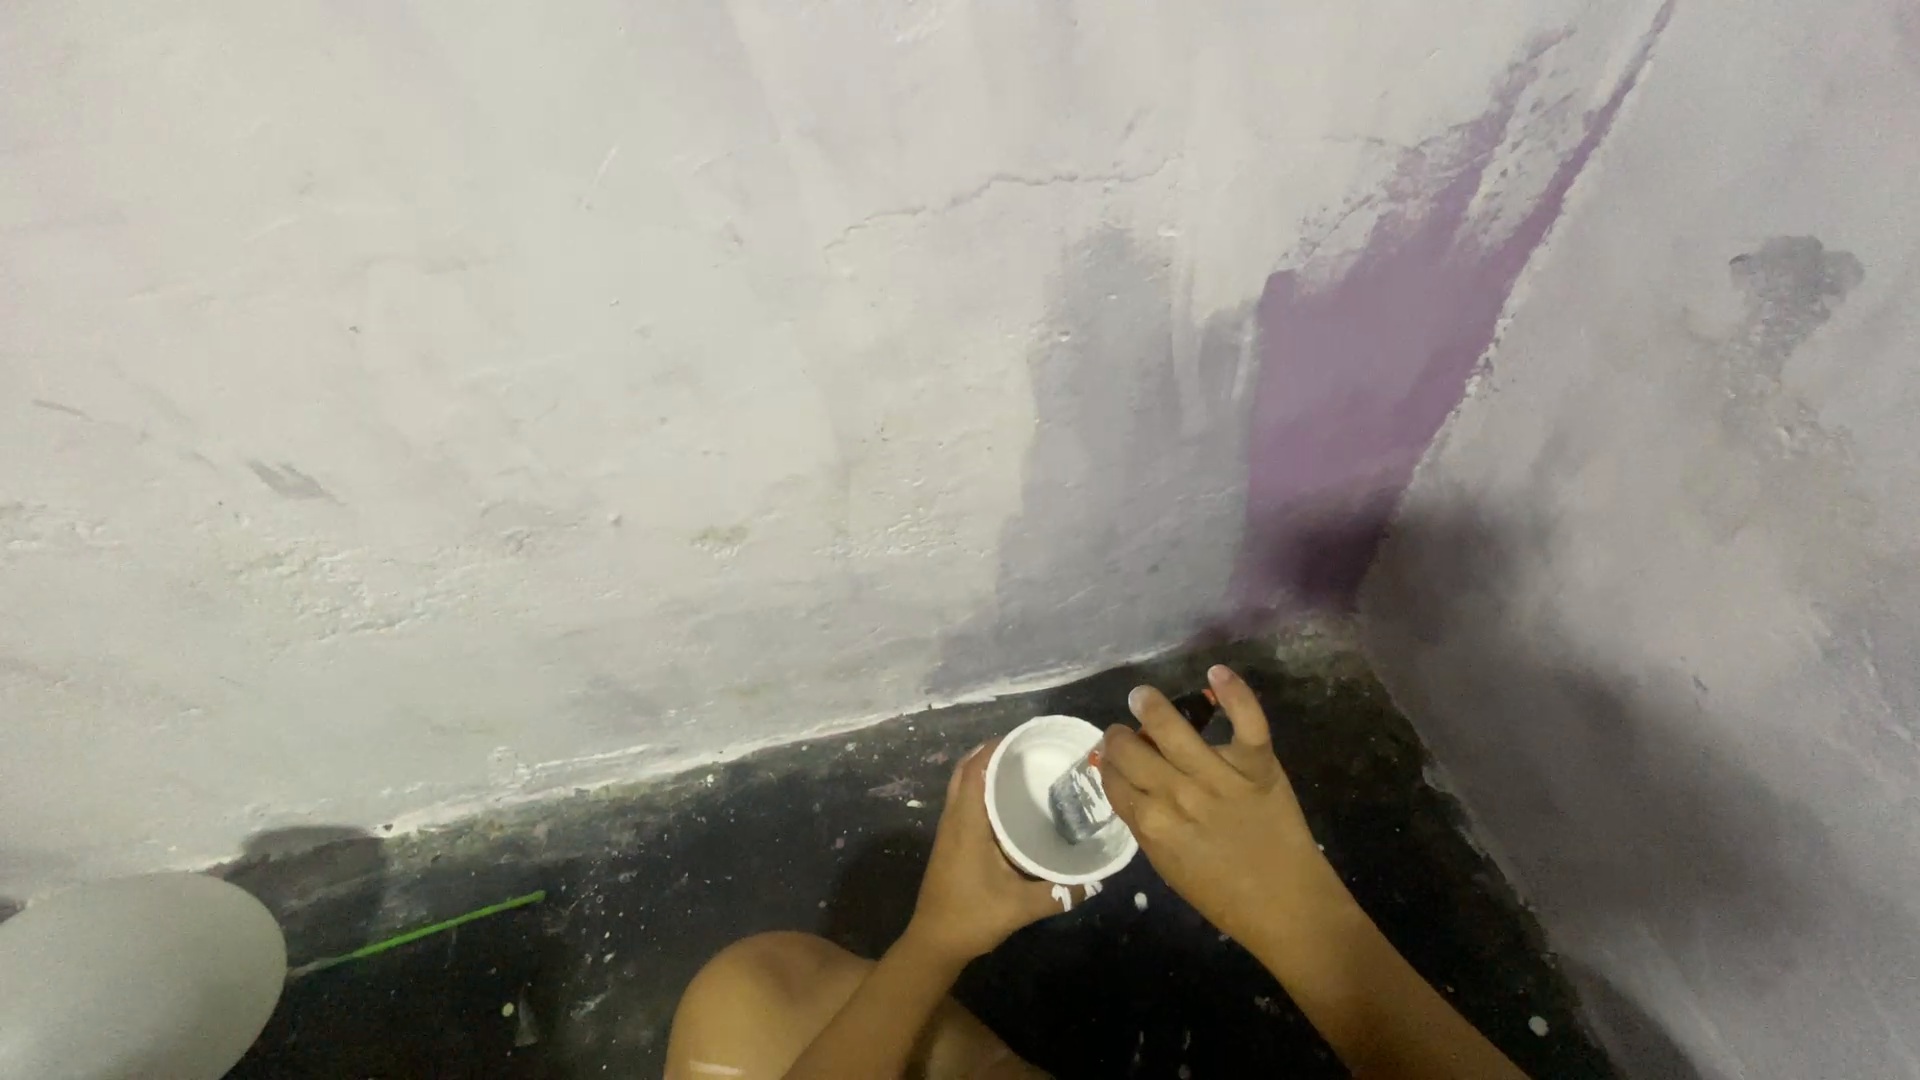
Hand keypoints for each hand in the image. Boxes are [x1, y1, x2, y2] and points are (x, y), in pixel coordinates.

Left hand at [904, 739, 1074, 963]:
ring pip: (962, 782)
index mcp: (967, 821)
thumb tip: (1094, 881)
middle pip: (966, 768)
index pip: (976, 768)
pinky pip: (962, 798)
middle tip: (1027, 750)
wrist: (934, 943)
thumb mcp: (1020, 907)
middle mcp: (954, 816)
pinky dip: (979, 786)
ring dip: (983, 768)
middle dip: (992, 752)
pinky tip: (1005, 800)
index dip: (996, 747)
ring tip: (1019, 766)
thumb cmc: (972, 917)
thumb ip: (1058, 893)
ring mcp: (948, 827)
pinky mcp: (949, 838)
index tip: (1026, 738)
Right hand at [1097, 665, 1329, 944]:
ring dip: (1149, 705)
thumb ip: (1144, 821)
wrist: (1290, 910)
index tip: (1114, 758)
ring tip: (1143, 696)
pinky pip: (1245, 720)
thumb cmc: (1224, 895)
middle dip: (1119, 736)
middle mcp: (1177, 795)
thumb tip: (1126, 781)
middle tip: (1126, 733)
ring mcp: (1218, 777)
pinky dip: (1234, 692)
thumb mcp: (1167, 865)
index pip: (1113, 777)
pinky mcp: (1258, 766)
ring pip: (1170, 727)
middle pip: (1129, 748)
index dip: (1109, 763)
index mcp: (1151, 824)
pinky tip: (1216, 672)